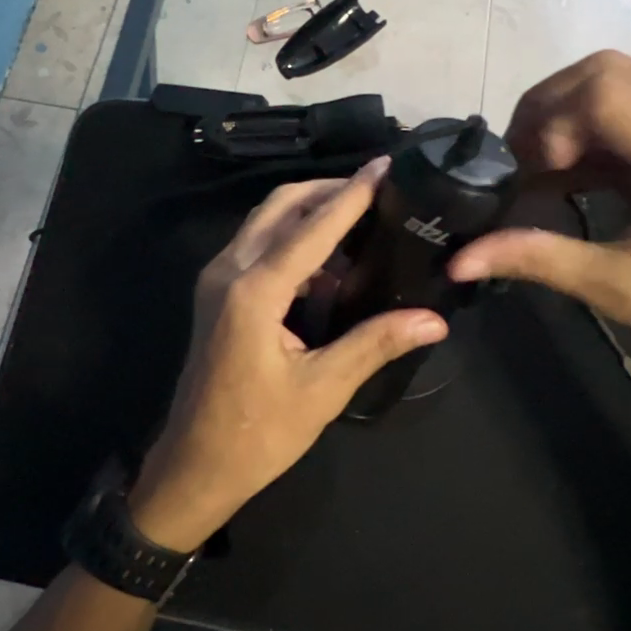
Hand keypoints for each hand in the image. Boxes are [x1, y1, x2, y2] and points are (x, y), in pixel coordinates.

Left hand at [128, 159, 449, 551]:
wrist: (194, 464)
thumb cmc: (257, 435)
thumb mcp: (322, 390)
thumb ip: (375, 344)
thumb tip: (435, 319)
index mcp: (254, 291)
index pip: (312, 228)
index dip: (352, 195)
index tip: (385, 165)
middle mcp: (229, 271)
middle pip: (280, 207)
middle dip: (327, 191)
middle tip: (376, 190)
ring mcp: (216, 280)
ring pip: (264, 222)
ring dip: (307, 213)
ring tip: (359, 220)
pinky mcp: (216, 295)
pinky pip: (256, 246)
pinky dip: (291, 239)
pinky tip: (328, 264)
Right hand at [448, 52, 630, 434]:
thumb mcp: (615, 288)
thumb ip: (536, 258)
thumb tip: (458, 259)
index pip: (605, 93)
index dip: (553, 123)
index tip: (537, 176)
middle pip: (608, 72)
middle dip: (551, 109)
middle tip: (525, 164)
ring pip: (623, 80)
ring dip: (570, 114)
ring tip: (546, 169)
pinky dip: (595, 129)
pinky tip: (576, 175)